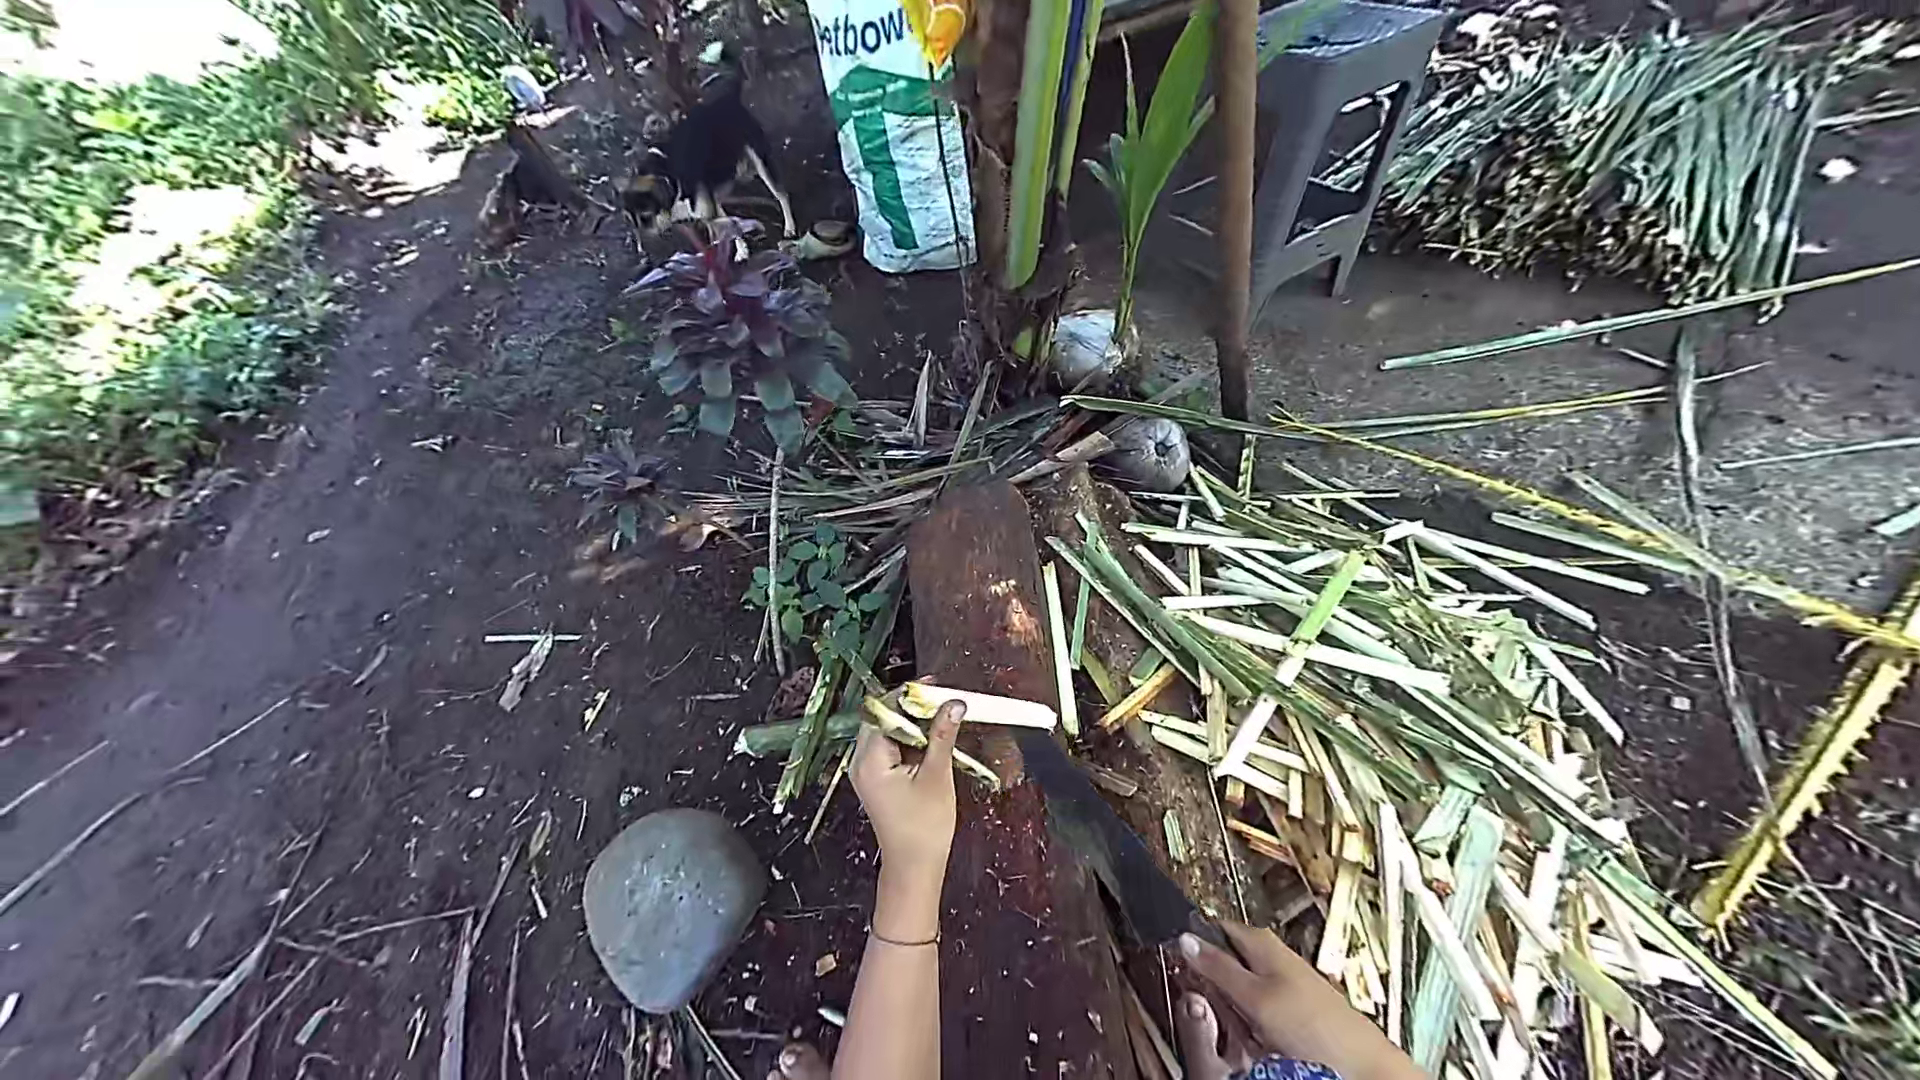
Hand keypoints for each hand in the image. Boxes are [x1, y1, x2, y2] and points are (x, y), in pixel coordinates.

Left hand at [852, 698, 961, 884]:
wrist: (915, 867)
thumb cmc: (924, 827)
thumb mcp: (937, 775)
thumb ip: (943, 735)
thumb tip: (954, 703)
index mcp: (870, 760)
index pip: (885, 712)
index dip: (908, 695)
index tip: (934, 686)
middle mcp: (861, 762)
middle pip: (882, 718)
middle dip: (911, 706)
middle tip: (941, 699)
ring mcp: (867, 771)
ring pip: (886, 731)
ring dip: (911, 722)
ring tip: (939, 715)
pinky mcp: (876, 778)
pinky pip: (889, 746)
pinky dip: (908, 738)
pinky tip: (930, 737)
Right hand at [1178, 923, 1424, 1079]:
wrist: (1364, 1069)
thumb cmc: (1313, 1029)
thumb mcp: (1255, 998)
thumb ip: (1218, 967)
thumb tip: (1183, 937)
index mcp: (1259, 939)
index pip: (1213, 926)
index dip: (1194, 944)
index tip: (1180, 965)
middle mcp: (1271, 952)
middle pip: (1225, 957)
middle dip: (1215, 981)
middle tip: (1213, 1005)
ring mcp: (1284, 979)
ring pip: (1241, 986)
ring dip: (1233, 1004)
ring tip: (1238, 1026)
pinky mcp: (1293, 1006)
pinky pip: (1258, 1007)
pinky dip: (1251, 1020)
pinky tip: (1256, 1038)